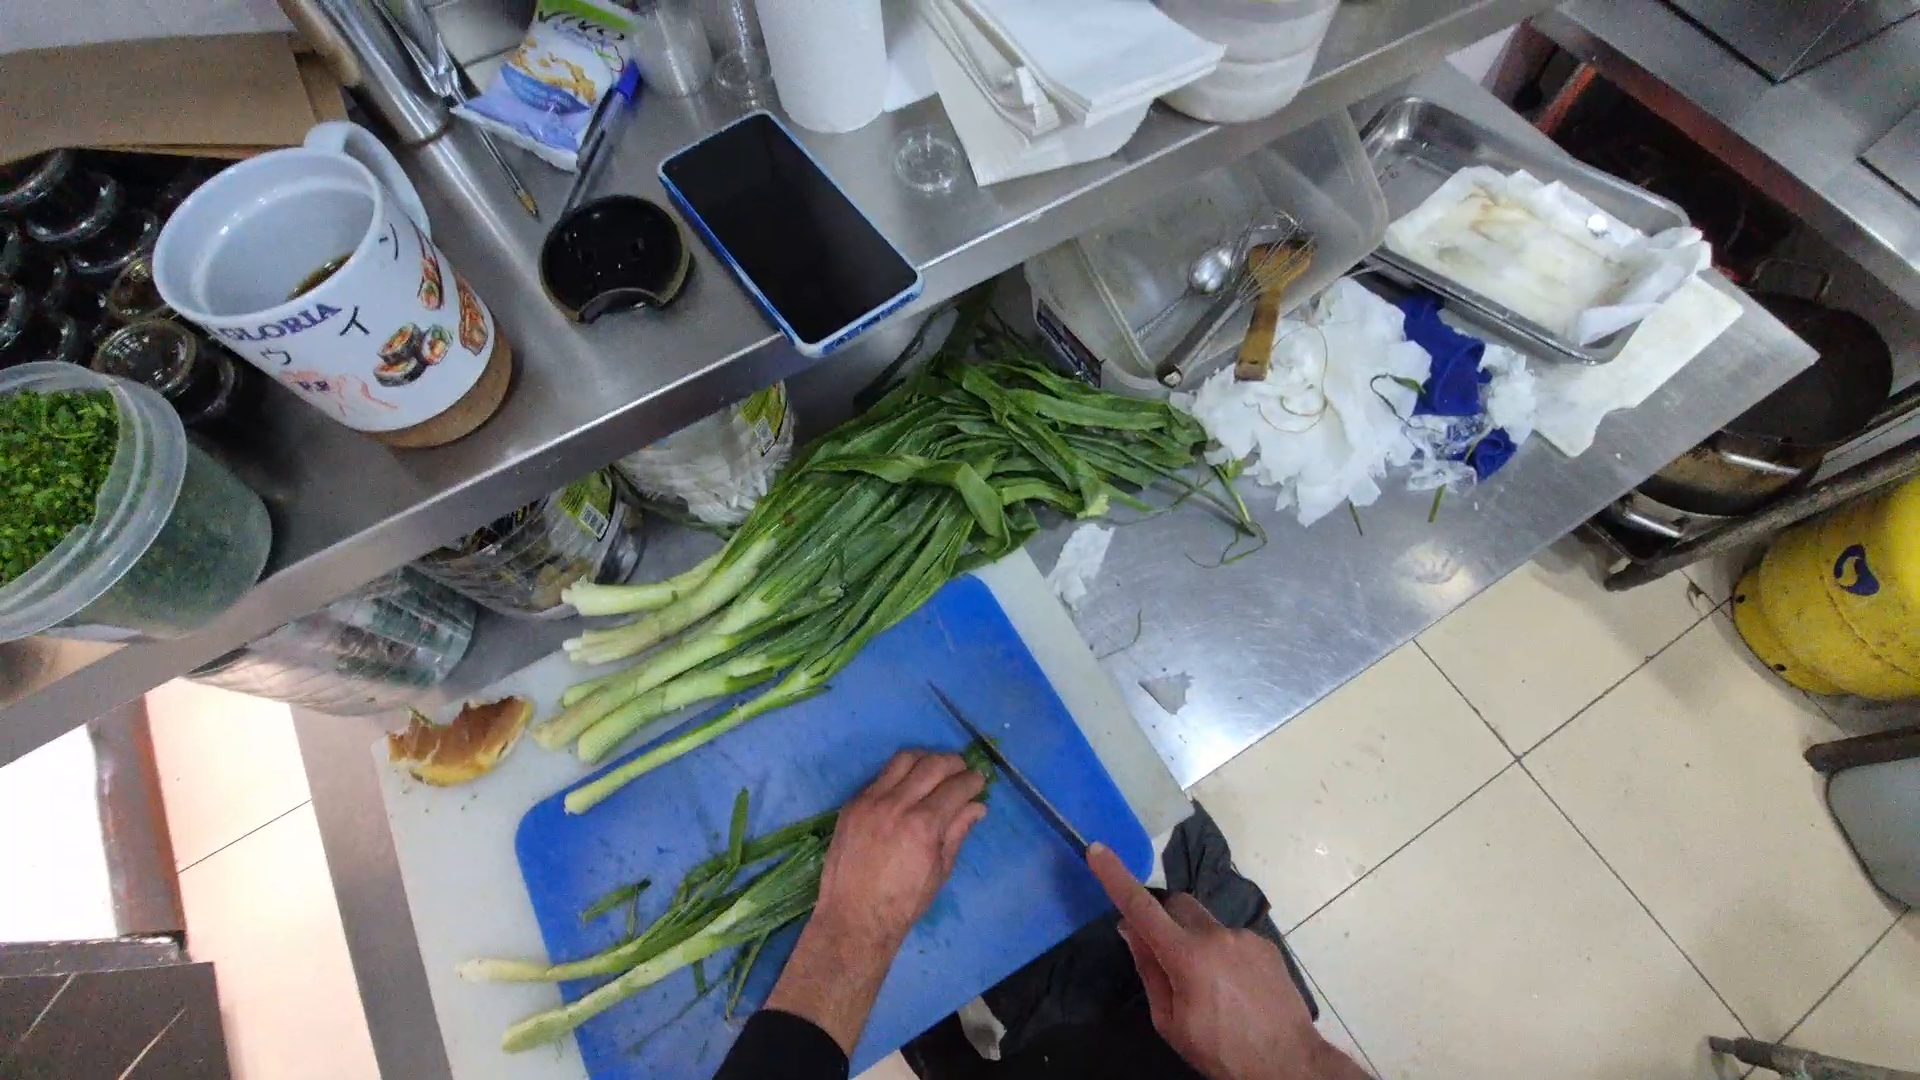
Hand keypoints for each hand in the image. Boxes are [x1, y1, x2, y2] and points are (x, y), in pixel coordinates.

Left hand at [814, 750, 988, 950]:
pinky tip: (908, 786)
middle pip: (932, 764)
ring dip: (926, 759)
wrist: (853, 919)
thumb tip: (978, 805)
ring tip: (936, 769)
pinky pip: (881, 776)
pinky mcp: (852, 804)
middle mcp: (897, 805)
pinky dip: (900, 775)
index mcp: (923, 825)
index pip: (956, 787)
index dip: (972, 780)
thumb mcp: (941, 871)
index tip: (980, 780)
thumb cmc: (904, 903)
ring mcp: (870, 801)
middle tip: (962, 770)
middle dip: (954, 763)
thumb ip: (958, 831)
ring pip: (904, 760)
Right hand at [1087, 844, 1364, 1079]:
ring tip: (1213, 987)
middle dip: (1165, 920)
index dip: (1115, 877)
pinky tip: (1237, 989)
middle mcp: (1215, 935)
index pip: (1141, 908)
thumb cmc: (1223, 1053)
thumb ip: (1149, 971)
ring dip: (1198, 943)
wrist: (1293, 1069)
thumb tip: (1132, 930)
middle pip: (1176, 905)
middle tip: (1167, 956)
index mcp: (1186, 956)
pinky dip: (1225, 955)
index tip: (1097, 850)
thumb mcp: (1172, 1024)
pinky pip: (1232, 938)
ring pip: (1206, 924)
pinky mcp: (1265, 945)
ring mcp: (1244, 936)